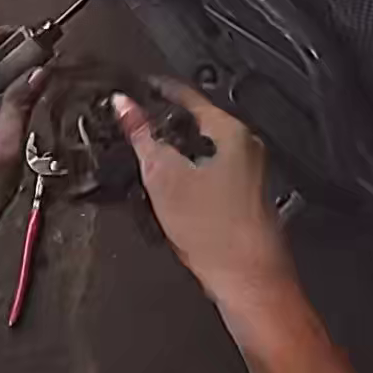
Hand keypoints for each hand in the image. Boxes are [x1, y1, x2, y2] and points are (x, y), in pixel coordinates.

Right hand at [113, 79, 294, 300]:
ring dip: (173, 150)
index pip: (186, 94)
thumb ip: (141, 134)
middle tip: (133, 127)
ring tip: (147, 160)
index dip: (155, 89)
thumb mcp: (162, 174)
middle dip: (162, 124)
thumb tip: (123, 104)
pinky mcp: (244, 194)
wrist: (249, 284)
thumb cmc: (216, 233)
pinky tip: (169, 189)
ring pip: (200, 146)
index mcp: (230, 131)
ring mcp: (248, 170)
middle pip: (194, 120)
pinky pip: (208, 168)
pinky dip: (186, 170)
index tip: (135, 89)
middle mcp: (245, 145)